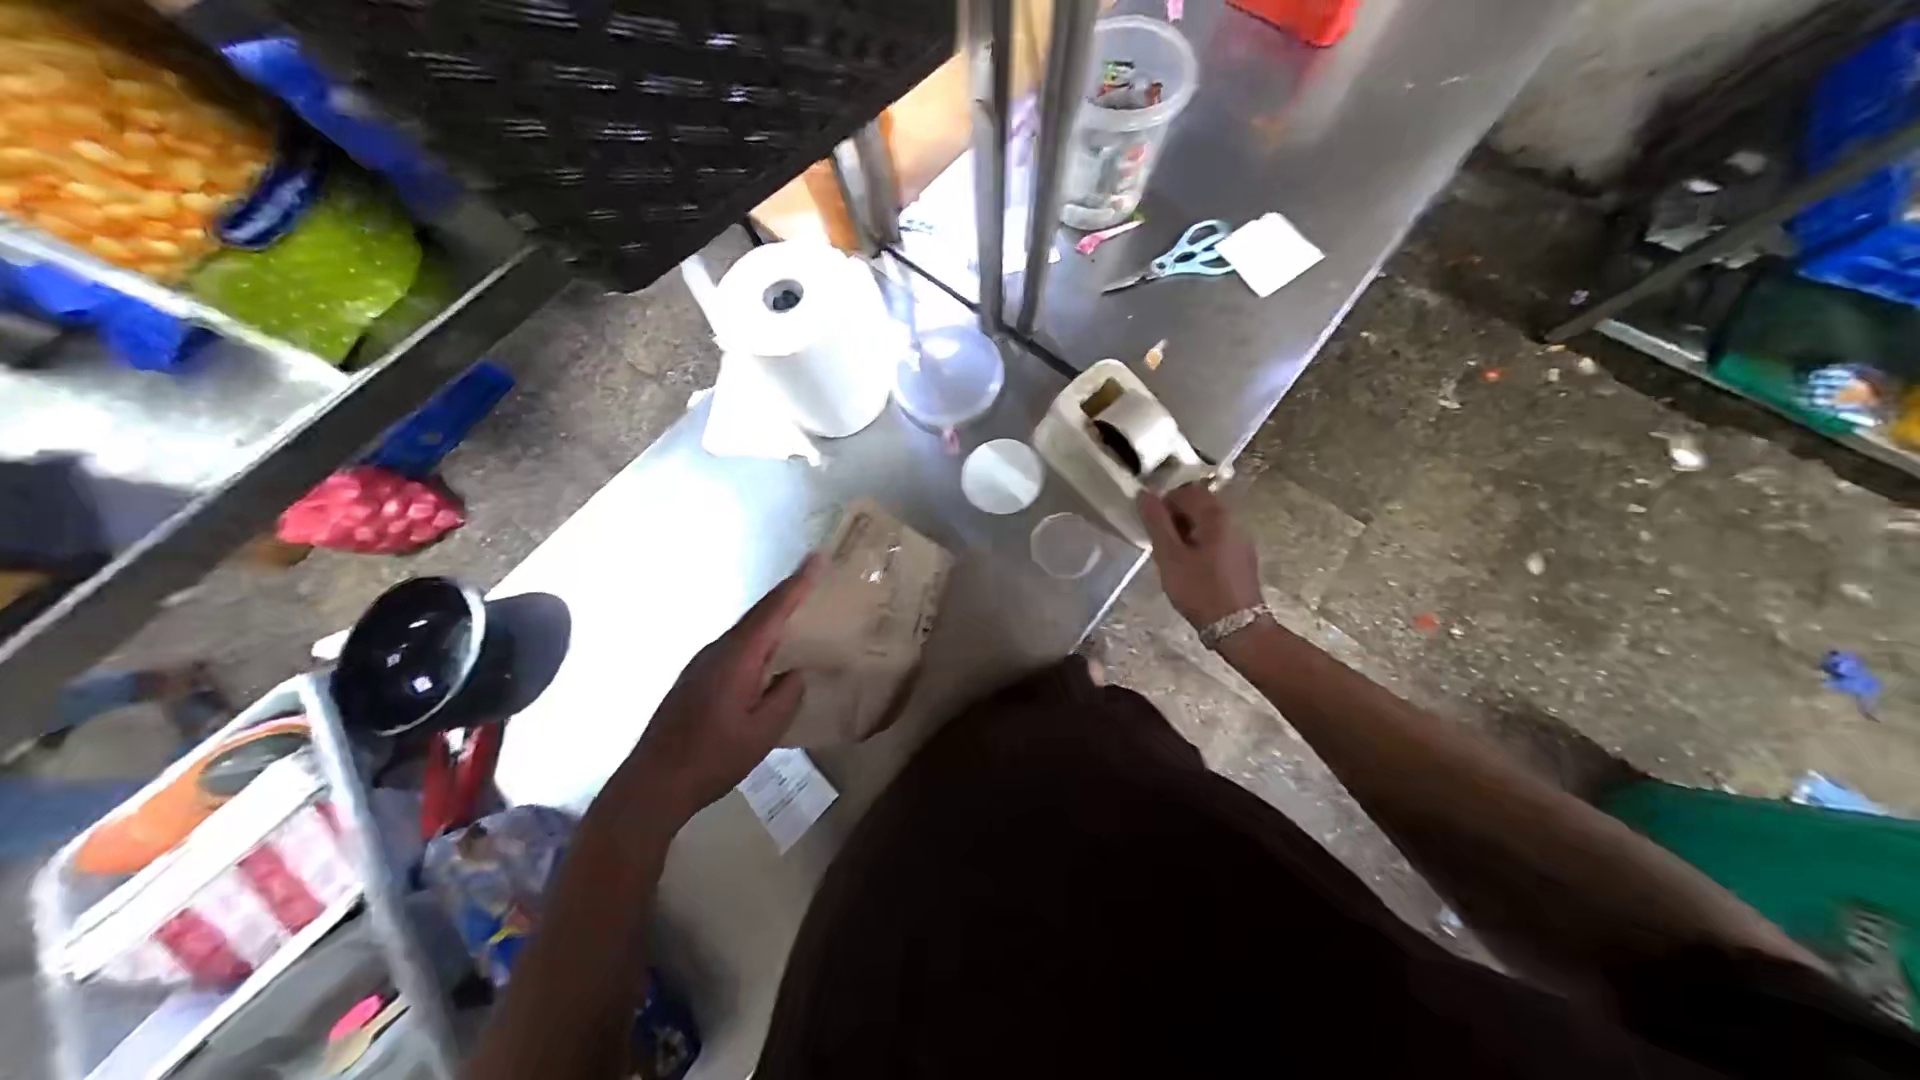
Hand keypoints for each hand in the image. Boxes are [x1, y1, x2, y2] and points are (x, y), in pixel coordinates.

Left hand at [620, 555, 820, 822]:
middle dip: (788, 595)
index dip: (797, 583)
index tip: (817, 557)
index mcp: (736, 659)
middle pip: (758, 615)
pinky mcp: (696, 679)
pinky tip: (769, 655)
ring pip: (745, 632)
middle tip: (815, 578)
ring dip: (773, 619)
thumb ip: (786, 698)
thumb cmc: (711, 759)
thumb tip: (796, 673)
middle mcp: (717, 651)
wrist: (652, 783)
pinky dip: (758, 640)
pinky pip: (735, 648)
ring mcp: (702, 664)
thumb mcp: (762, 734)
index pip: (772, 611)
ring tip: (801, 613)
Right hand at [1138, 485, 1262, 628]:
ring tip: (1173, 557)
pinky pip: (1217, 537)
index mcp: (1216, 515)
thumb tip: (1144, 494)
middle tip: (1161, 543)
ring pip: (1207, 522)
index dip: (1164, 503)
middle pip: (1199, 503)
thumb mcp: (1170, 556)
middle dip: (1175, 517)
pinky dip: (1200, 543)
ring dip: (1186, 531)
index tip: (1151, 527)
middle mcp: (1233, 519)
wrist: (1237, 627)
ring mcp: (1241, 538)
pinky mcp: (1242, 555)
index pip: (1186, 490)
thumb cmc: (1199, 590)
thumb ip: (1156, 523)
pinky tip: (1191, 566)